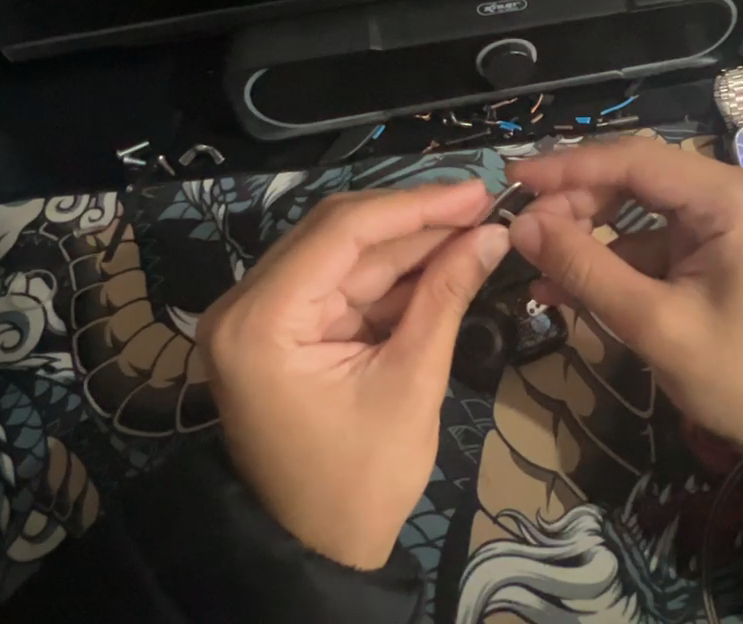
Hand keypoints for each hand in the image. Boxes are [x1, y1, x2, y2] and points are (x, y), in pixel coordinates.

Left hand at [197, 179, 510, 569]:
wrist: (318, 550)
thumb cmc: (361, 482)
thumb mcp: (412, 383)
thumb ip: (447, 296)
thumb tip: (494, 234)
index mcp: (261, 322)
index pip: (342, 232)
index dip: (416, 205)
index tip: (476, 192)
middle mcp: (248, 304)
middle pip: (341, 234)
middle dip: (417, 218)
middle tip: (482, 204)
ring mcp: (265, 314)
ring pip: (348, 253)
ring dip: (412, 241)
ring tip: (475, 226)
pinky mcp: (288, 326)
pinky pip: (346, 283)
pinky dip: (396, 272)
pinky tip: (444, 256)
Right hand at [506, 137, 742, 493]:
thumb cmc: (739, 379)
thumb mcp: (653, 324)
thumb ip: (584, 267)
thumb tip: (520, 226)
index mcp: (733, 197)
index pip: (635, 160)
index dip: (568, 167)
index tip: (514, 179)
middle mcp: (737, 188)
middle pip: (637, 176)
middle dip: (576, 205)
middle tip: (524, 235)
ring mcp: (731, 212)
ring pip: (641, 205)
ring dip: (590, 234)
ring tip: (539, 268)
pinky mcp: (722, 238)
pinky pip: (657, 234)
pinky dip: (617, 257)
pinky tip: (572, 285)